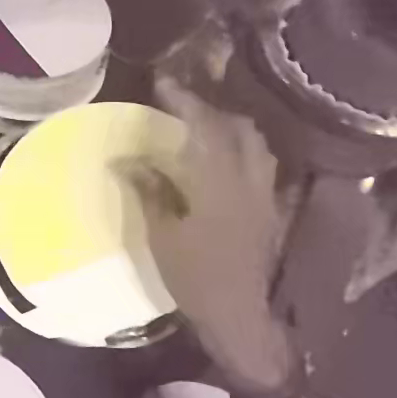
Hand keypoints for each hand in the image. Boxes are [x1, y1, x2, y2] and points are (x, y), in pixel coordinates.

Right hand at [129, 75, 295, 393]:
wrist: (239, 314)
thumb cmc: (194, 277)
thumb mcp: (162, 235)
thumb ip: (149, 191)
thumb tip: (125, 161)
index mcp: (218, 184)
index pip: (204, 128)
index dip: (184, 101)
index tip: (163, 83)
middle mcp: (250, 182)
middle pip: (240, 129)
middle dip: (213, 110)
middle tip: (184, 106)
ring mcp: (266, 196)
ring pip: (257, 146)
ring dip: (233, 129)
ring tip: (206, 128)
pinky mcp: (271, 211)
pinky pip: (263, 167)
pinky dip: (245, 153)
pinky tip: (227, 161)